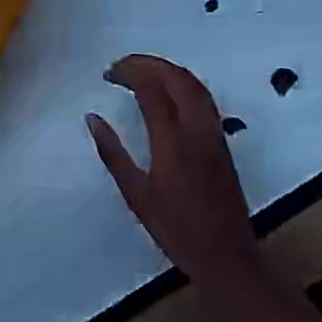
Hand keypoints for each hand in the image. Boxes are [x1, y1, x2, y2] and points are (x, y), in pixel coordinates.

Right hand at [87, 55, 321, 321]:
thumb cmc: (178, 229)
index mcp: (172, 140)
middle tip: (121, 65)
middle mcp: (196, 128)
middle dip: (145, 63)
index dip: (128, 72)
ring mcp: (213, 132)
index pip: (151, 87)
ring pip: (193, 82)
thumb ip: (113, 153)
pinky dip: (183, 80)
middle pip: (174, 76)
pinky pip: (203, 95)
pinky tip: (169, 88)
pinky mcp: (222, 139)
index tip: (109, 74)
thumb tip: (92, 119)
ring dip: (166, 68)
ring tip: (141, 69)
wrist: (228, 259)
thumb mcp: (137, 195)